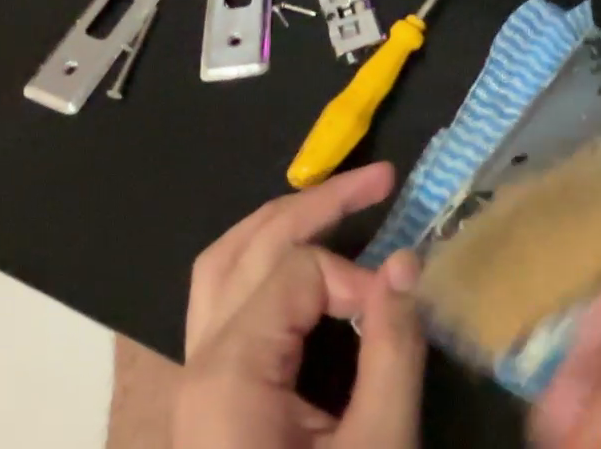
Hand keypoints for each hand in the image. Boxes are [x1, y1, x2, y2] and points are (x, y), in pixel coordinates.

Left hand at [173, 162, 425, 448]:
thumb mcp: (376, 447)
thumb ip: (393, 350)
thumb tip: (405, 263)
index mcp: (230, 370)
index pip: (300, 270)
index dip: (357, 279)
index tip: (397, 318)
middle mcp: (199, 358)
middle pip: (252, 243)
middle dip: (320, 201)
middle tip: (384, 178)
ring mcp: (194, 374)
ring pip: (224, 262)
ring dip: (282, 221)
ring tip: (340, 200)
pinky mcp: (207, 392)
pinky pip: (224, 298)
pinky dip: (264, 261)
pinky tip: (300, 260)